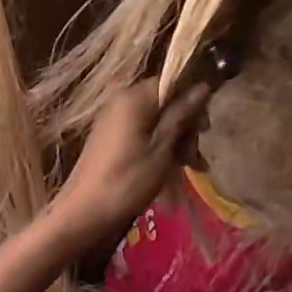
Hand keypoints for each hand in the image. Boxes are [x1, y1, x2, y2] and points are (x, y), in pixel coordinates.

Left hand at [44, 80, 208, 250]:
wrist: (86, 209)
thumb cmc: (128, 179)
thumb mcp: (163, 147)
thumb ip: (181, 114)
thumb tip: (202, 86)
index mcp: (132, 97)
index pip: (171, 81)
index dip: (193, 100)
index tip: (205, 127)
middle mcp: (120, 101)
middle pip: (165, 102)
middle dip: (187, 125)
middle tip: (196, 155)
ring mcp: (114, 119)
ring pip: (157, 120)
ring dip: (177, 140)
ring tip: (191, 168)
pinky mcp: (111, 137)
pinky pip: (143, 132)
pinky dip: (160, 146)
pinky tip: (175, 168)